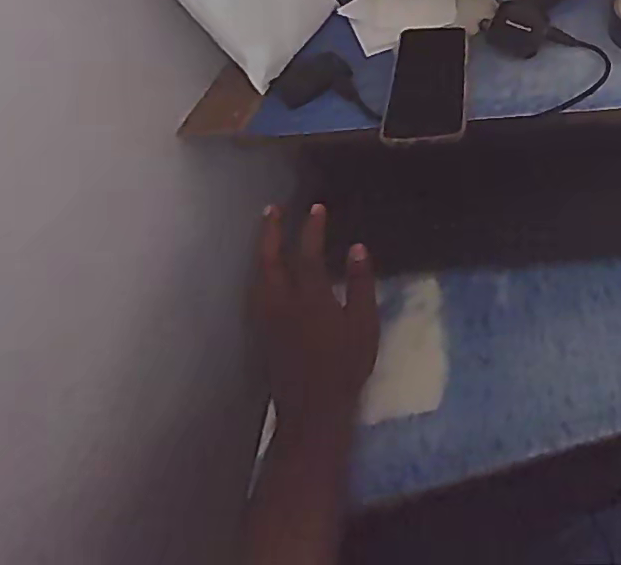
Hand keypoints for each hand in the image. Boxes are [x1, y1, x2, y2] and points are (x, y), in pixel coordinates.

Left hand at [254, 204, 379, 431]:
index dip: (312, 228)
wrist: (312, 411)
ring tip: (266, 232)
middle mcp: (282, 303)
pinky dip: (259, 271)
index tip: (317, 208)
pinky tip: (264, 270)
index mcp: (310, 298)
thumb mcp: (364, 324)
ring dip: (261, 249)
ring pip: (258, 275)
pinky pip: (256, 291)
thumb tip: (357, 248)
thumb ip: (360, 284)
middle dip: (270, 231)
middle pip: (270, 259)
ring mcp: (267, 318)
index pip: (308, 254)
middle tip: (272, 209)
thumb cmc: (345, 366)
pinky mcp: (261, 332)